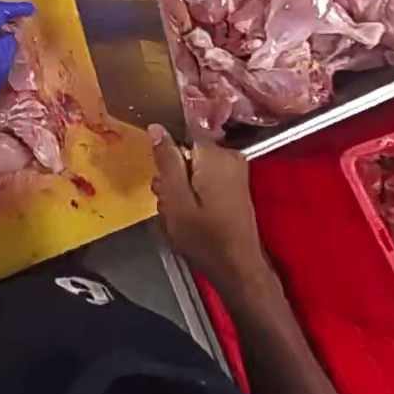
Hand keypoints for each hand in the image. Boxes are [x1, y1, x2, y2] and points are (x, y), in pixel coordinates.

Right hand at [149, 125, 268, 285]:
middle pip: (186, 152)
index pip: (179, 135)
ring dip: (180, 186)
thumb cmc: (203, 236)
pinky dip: (193, 193)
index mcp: (214, 155)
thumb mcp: (175, 198)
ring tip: (179, 212)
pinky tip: (190, 213)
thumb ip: (166, 160)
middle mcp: (229, 156)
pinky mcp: (234, 184)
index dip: (165, 155)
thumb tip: (156, 127)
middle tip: (169, 202)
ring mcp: (235, 170)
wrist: (236, 266)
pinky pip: (204, 177)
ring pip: (192, 167)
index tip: (161, 178)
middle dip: (172, 174)